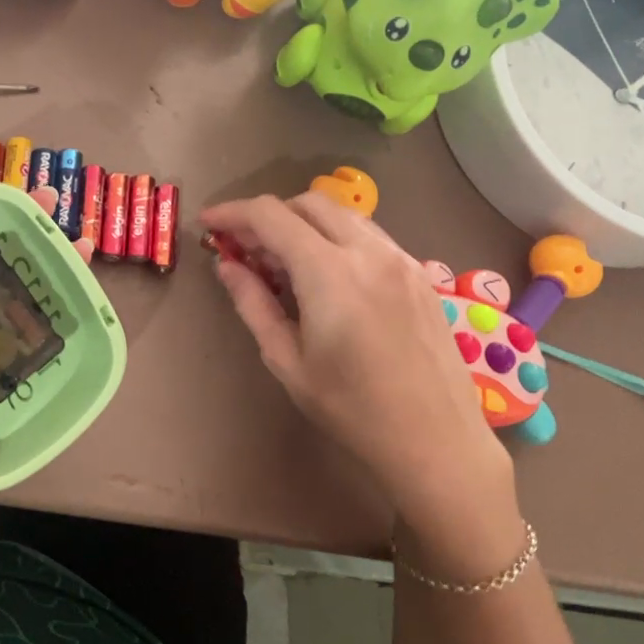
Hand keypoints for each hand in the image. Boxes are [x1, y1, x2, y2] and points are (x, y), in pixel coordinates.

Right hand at [200, 192, 514, 541]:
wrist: (436, 440)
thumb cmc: (351, 409)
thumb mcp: (287, 361)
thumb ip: (254, 304)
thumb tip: (227, 266)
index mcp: (330, 273)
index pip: (271, 216)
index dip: (233, 212)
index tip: (207, 224)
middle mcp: (369, 253)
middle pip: (308, 203)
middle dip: (268, 215)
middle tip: (242, 248)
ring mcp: (401, 260)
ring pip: (343, 215)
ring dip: (303, 224)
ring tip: (279, 262)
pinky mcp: (420, 274)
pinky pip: (369, 236)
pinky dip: (335, 238)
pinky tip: (323, 276)